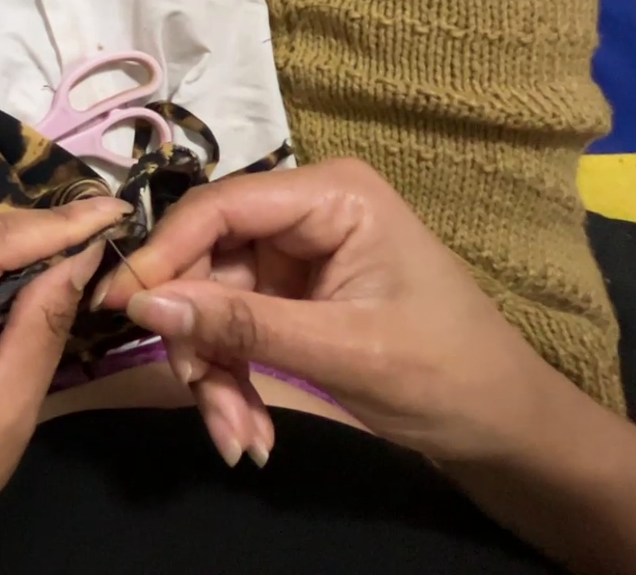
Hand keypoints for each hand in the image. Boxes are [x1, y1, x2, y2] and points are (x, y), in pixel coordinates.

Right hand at [93, 159, 565, 465]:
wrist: (514, 439)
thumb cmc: (454, 380)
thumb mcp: (345, 352)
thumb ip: (240, 324)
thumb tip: (142, 305)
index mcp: (327, 196)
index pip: (218, 208)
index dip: (165, 254)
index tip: (121, 305)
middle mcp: (298, 213)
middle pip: (205, 258)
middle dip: (197, 334)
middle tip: (195, 393)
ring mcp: (287, 253)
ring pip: (207, 299)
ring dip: (212, 368)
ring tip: (236, 435)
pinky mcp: (281, 292)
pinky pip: (227, 325)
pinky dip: (228, 377)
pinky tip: (248, 429)